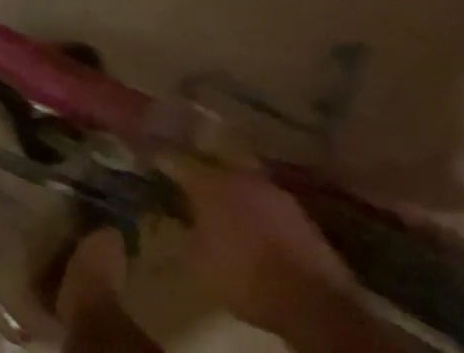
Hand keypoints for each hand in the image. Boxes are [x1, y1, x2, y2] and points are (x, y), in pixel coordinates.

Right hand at [161, 152, 355, 340]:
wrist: (313, 303)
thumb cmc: (242, 277)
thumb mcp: (196, 261)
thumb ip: (184, 233)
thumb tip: (180, 222)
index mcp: (209, 183)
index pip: (175, 161)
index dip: (161, 160)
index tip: (149, 159)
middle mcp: (241, 178)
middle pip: (214, 163)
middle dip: (199, 168)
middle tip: (185, 178)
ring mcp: (275, 193)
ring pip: (244, 181)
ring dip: (231, 188)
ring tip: (220, 200)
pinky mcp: (301, 214)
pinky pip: (267, 202)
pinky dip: (255, 207)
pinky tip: (250, 222)